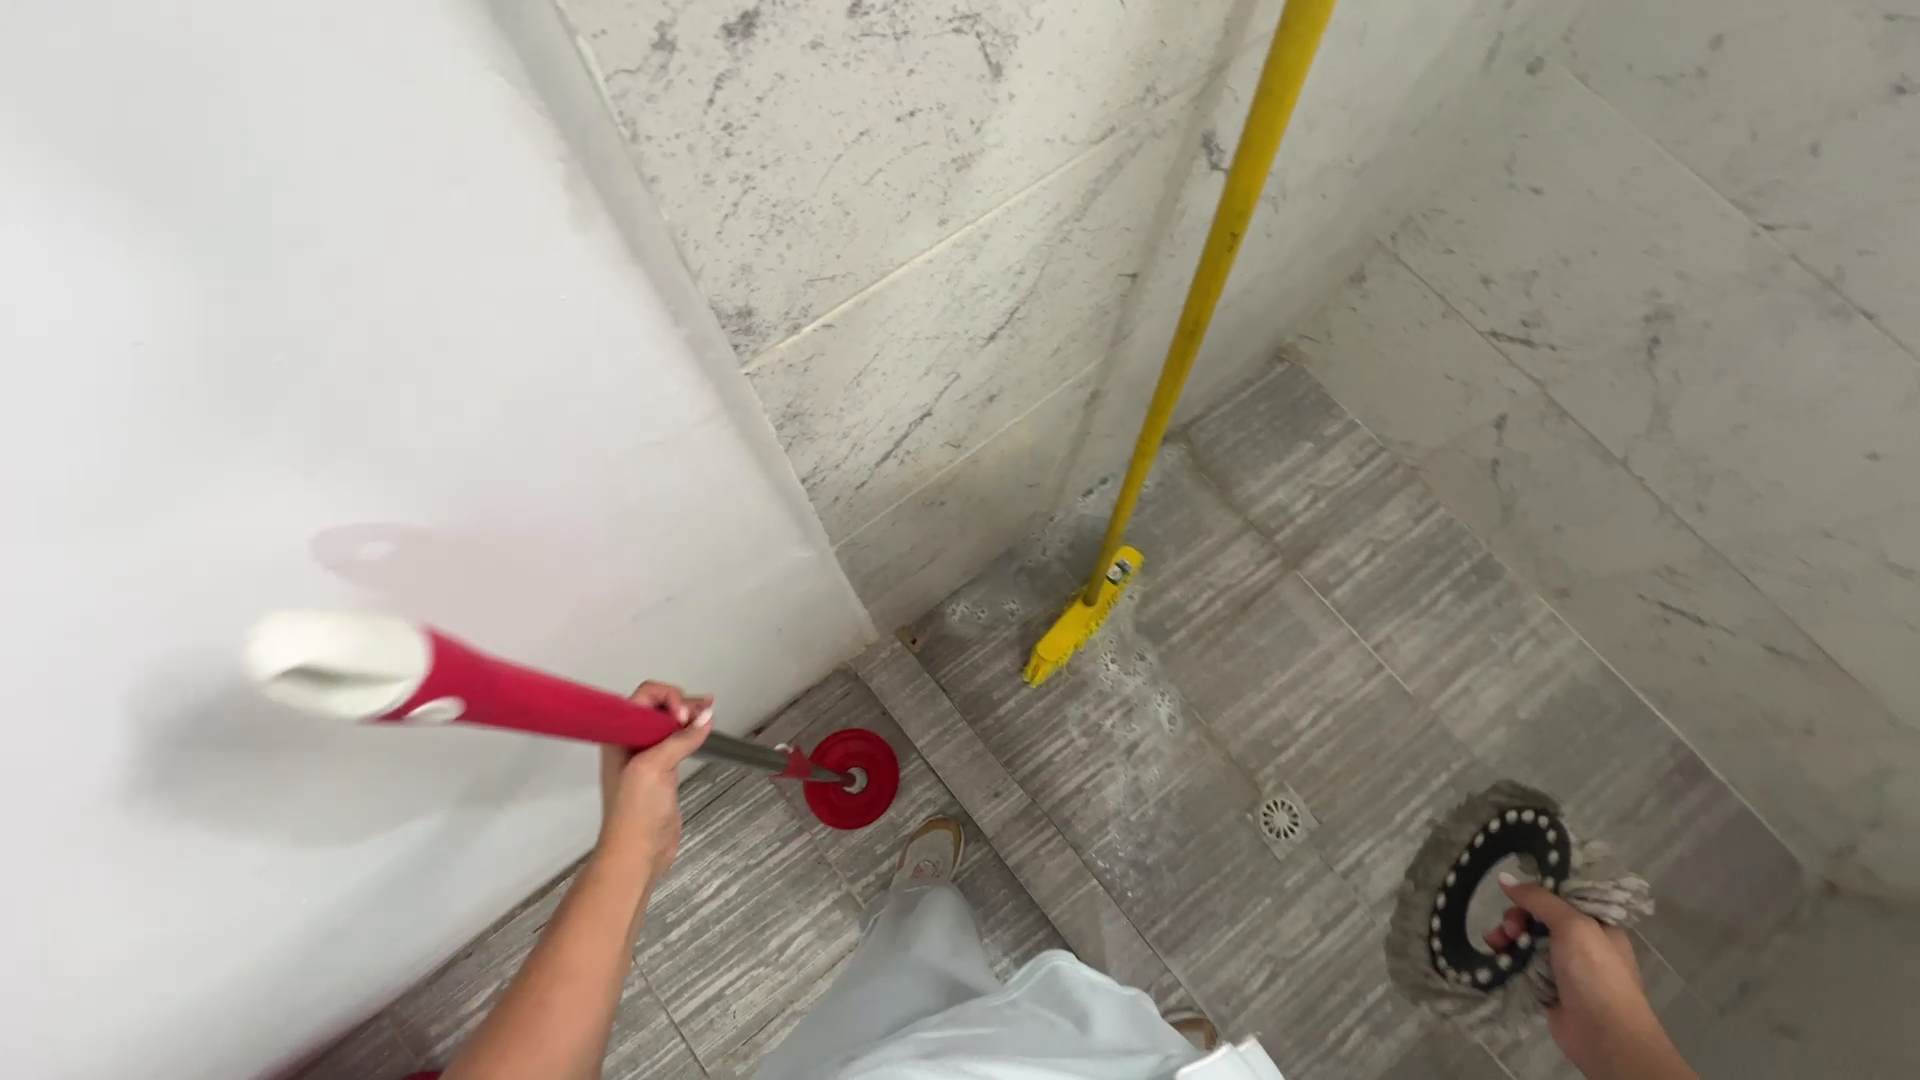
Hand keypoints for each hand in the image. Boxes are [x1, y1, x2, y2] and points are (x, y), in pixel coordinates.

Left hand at [596, 682, 711, 877]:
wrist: (638, 852)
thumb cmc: (633, 815)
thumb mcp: (654, 768)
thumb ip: (680, 739)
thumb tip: (704, 718)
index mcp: (619, 736)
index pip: (643, 697)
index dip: (666, 699)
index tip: (682, 716)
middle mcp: (631, 742)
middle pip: (658, 706)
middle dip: (681, 702)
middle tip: (699, 712)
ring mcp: (647, 756)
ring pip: (670, 722)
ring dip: (690, 715)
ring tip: (708, 713)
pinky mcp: (663, 769)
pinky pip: (678, 740)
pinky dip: (692, 731)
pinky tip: (704, 728)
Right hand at [1485, 876, 1692, 1079]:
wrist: (1606, 1038)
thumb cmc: (1596, 976)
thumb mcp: (1573, 927)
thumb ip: (1539, 899)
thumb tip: (1504, 877)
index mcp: (1598, 926)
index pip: (1562, 897)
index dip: (1537, 893)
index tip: (1516, 894)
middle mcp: (1582, 943)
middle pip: (1539, 917)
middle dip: (1517, 917)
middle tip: (1510, 927)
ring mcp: (1565, 966)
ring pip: (1527, 939)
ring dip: (1507, 936)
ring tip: (1496, 943)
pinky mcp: (1548, 985)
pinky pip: (1522, 962)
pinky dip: (1508, 957)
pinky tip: (1497, 956)